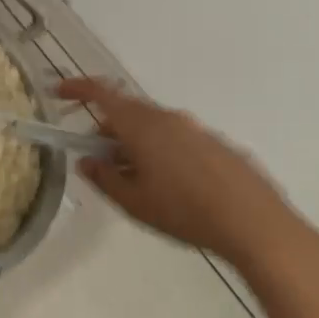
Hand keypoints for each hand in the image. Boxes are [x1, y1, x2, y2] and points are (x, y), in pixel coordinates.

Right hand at [58, 77, 305, 263]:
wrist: (261, 229)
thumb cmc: (185, 211)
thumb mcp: (132, 202)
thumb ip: (103, 177)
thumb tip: (87, 162)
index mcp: (141, 125)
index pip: (100, 93)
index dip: (76, 88)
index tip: (57, 92)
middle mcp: (170, 119)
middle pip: (129, 113)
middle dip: (110, 131)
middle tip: (103, 160)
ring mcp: (201, 132)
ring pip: (157, 128)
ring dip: (140, 145)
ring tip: (141, 180)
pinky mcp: (225, 149)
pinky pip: (184, 143)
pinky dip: (169, 155)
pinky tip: (178, 190)